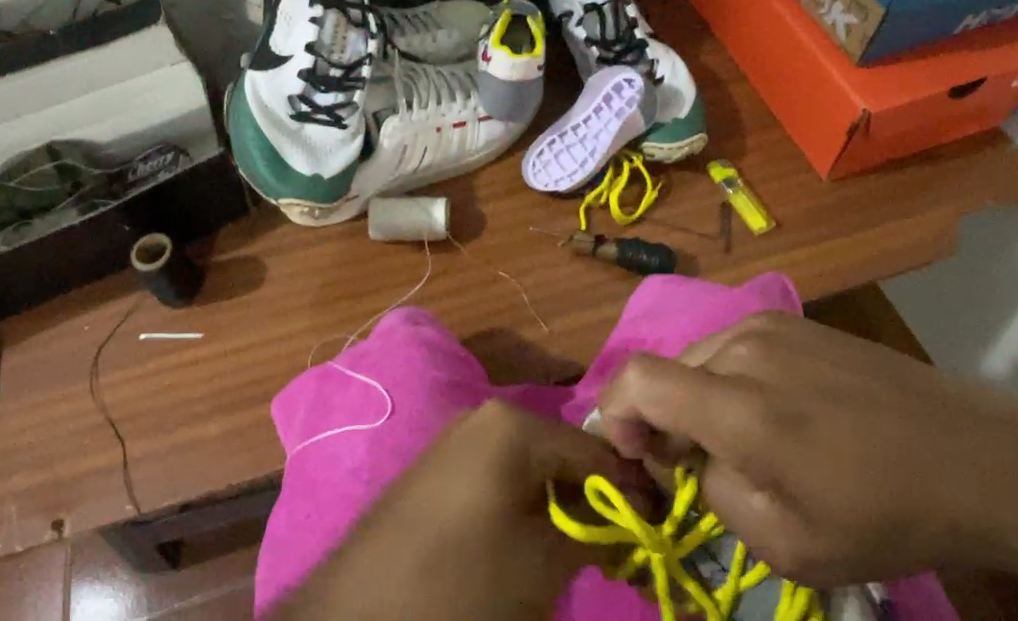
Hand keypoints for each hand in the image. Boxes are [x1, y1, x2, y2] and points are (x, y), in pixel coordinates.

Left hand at [270, 399, 639, 620]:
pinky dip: (527, 508)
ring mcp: (458, 442)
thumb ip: (597, 533)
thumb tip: (631, 522)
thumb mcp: (544, 564)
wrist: (358, 613)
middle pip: (564, 455)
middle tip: (619, 550)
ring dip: (562, 508)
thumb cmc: (462, 582)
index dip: (634, 492)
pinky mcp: (438, 472)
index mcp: (514, 423)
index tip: (659, 531)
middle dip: (596, 500)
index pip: (599, 449)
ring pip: (533, 469)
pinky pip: (501, 479)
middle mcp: (486, 417)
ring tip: (581, 553)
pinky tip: (534, 548)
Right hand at [596, 311, 1017, 586]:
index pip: (636, 380)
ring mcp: (774, 325)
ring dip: (700, 400)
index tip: (639, 457)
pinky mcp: (799, 321)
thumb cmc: (884, 514)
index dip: (614, 414)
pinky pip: (736, 347)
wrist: (978, 459)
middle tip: (700, 467)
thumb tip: (696, 457)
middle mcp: (744, 348)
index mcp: (738, 405)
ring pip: (699, 359)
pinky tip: (781, 413)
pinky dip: (732, 380)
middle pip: (665, 373)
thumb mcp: (788, 546)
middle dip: (664, 420)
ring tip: (748, 443)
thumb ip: (715, 494)